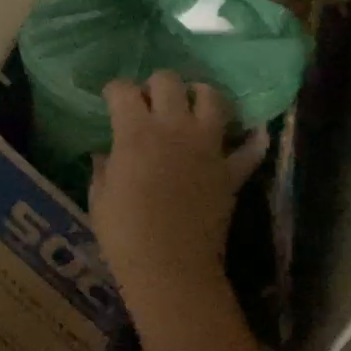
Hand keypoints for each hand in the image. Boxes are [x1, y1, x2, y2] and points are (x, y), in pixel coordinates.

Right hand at [88, 72, 266, 313]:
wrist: (171, 269)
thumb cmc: (124, 233)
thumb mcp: (99, 195)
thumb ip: (103, 166)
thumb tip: (106, 153)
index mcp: (135, 132)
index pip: (123, 90)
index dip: (114, 91)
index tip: (110, 101)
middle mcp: (174, 129)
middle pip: (168, 81)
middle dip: (155, 85)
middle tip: (149, 102)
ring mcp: (208, 148)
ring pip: (212, 99)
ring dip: (199, 95)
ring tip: (190, 107)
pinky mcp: (232, 172)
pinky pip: (251, 147)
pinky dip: (250, 139)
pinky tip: (248, 135)